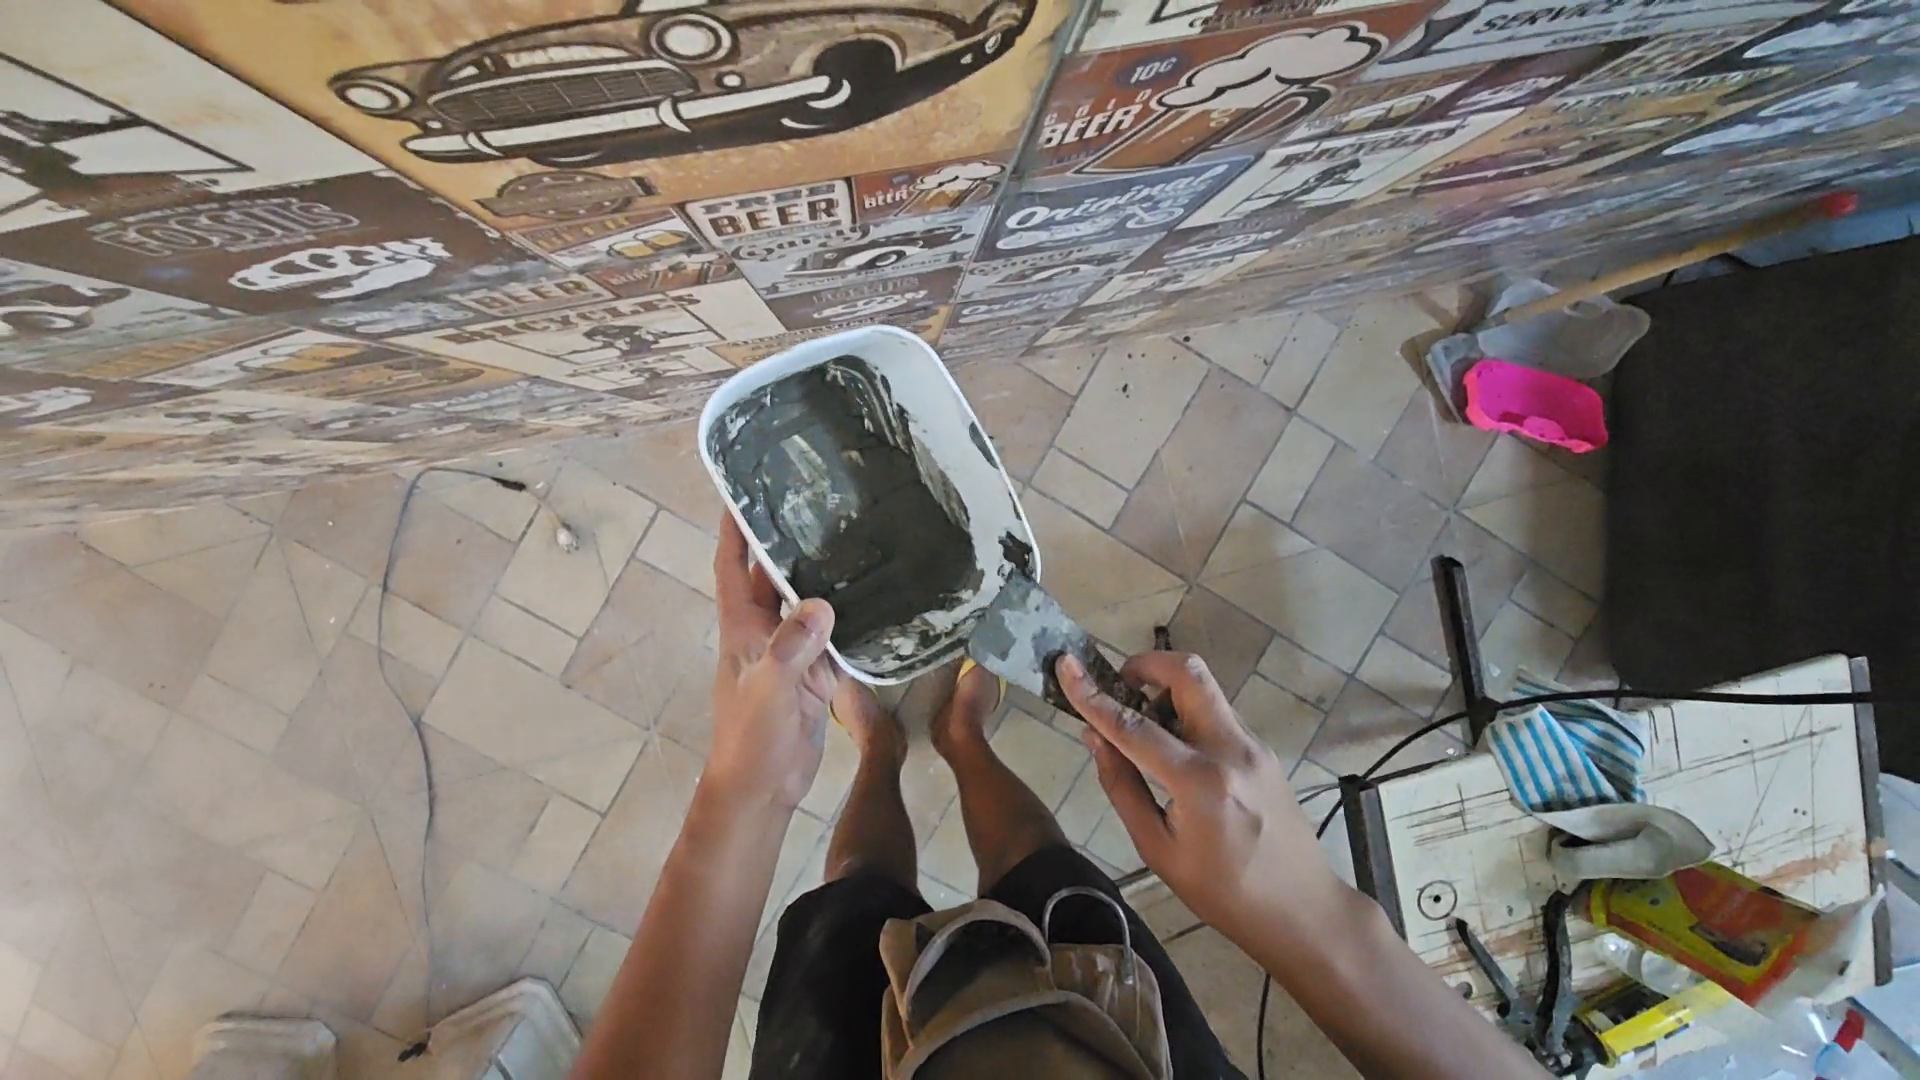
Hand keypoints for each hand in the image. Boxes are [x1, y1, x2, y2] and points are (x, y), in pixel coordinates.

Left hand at [708, 514, 839, 810]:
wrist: (764, 787)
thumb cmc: (751, 737)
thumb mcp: (768, 689)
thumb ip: (791, 647)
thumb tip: (821, 603)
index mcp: (742, 626)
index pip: (732, 566)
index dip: (734, 529)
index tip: (743, 490)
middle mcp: (765, 630)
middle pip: (772, 575)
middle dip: (786, 541)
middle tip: (818, 503)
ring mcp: (792, 651)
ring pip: (806, 601)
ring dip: (821, 575)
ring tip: (852, 537)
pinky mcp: (816, 672)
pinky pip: (833, 634)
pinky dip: (848, 615)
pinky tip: (873, 595)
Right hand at [1057, 652, 1343, 937]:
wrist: (1304, 911)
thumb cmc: (1224, 893)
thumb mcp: (1158, 850)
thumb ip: (1122, 787)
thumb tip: (1095, 737)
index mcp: (1200, 782)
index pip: (1134, 725)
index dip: (1093, 695)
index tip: (1066, 666)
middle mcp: (1232, 749)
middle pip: (1188, 673)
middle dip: (1145, 665)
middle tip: (1120, 688)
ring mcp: (1254, 745)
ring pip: (1204, 689)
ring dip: (1166, 693)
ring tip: (1146, 734)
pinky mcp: (1263, 749)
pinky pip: (1217, 713)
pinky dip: (1187, 715)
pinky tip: (1175, 754)